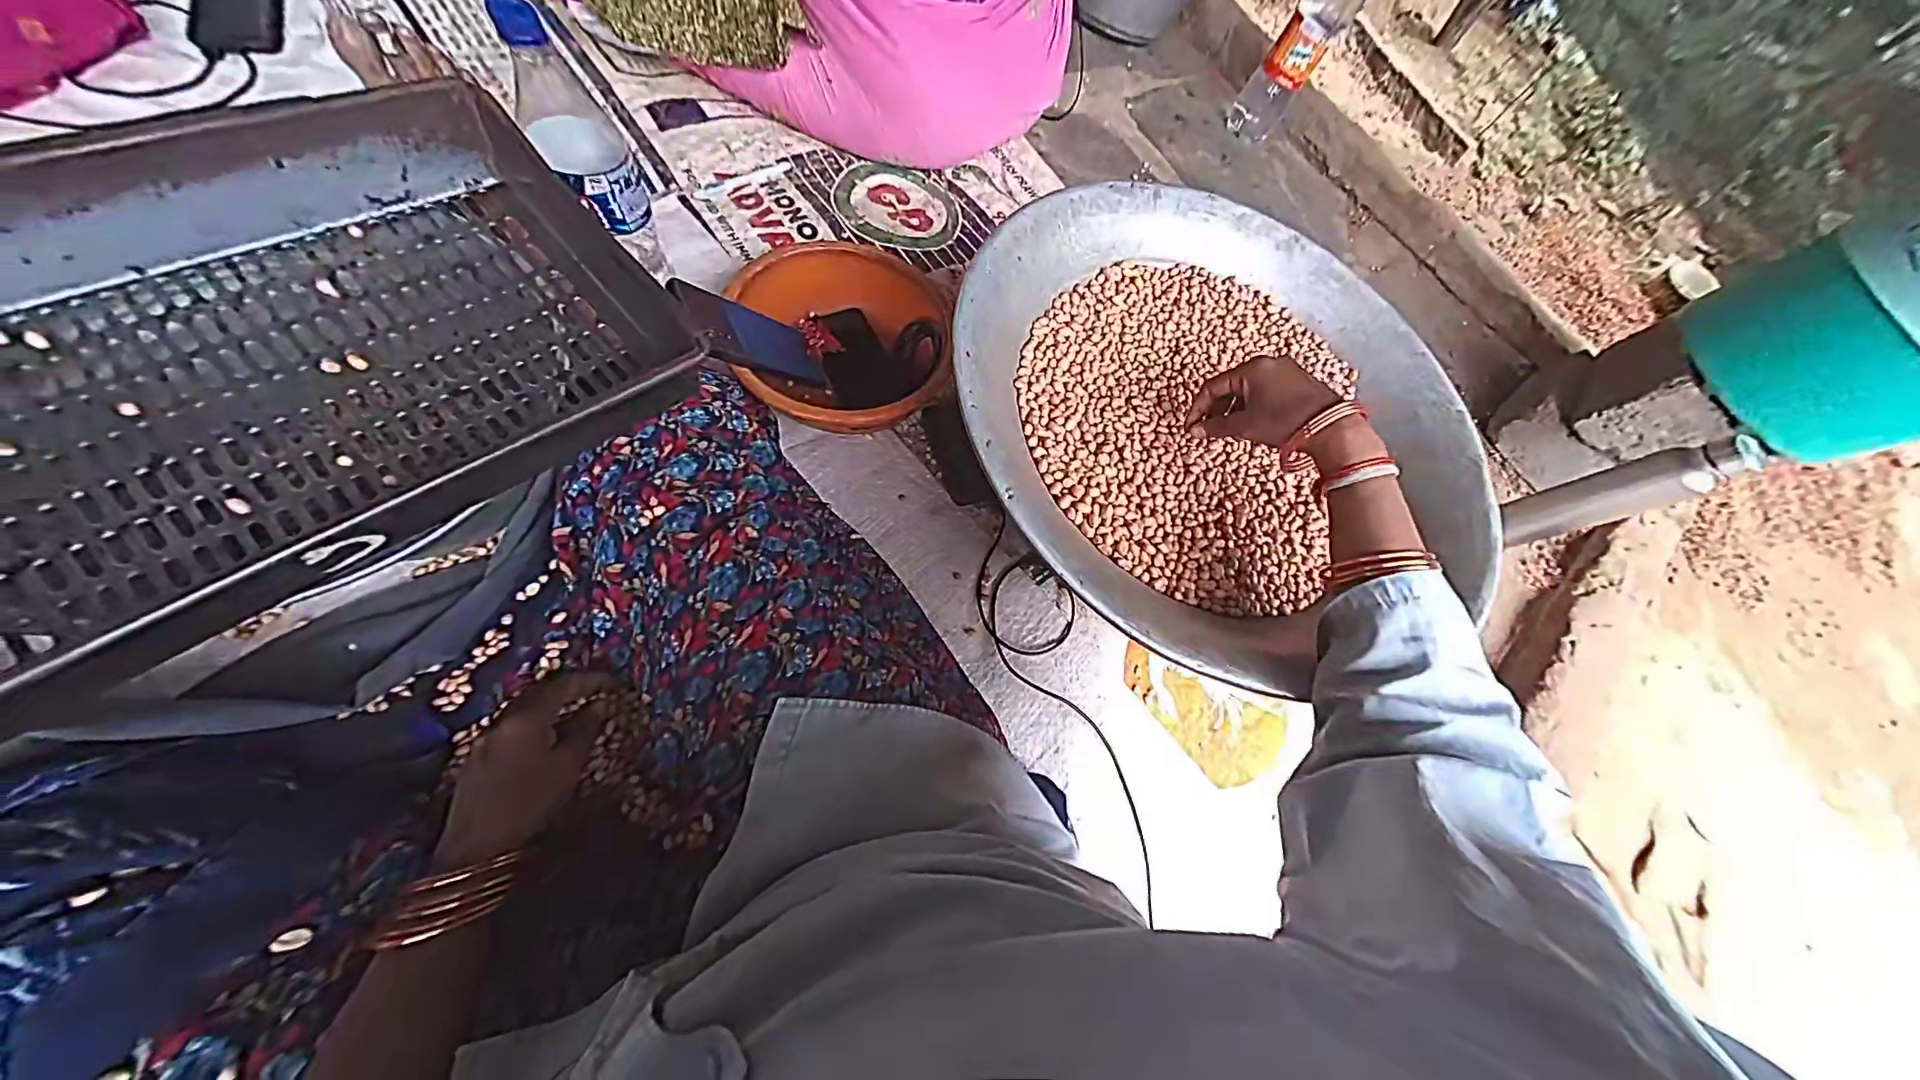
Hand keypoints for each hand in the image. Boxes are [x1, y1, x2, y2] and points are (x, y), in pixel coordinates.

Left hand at [433, 672, 616, 867]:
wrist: (477, 849)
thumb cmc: (531, 804)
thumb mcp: (568, 766)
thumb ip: (584, 731)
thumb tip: (598, 706)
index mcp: (526, 719)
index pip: (562, 685)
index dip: (590, 680)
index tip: (612, 683)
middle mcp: (502, 721)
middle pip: (538, 692)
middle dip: (568, 688)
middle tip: (595, 692)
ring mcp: (486, 738)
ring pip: (523, 708)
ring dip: (550, 705)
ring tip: (575, 712)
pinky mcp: (478, 756)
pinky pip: (512, 726)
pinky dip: (535, 722)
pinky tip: (547, 736)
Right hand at [1184, 355, 1380, 467]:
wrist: (1330, 427)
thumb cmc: (1285, 422)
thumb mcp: (1244, 426)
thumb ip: (1215, 426)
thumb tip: (1195, 431)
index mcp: (1251, 368)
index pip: (1212, 387)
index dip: (1198, 409)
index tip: (1190, 427)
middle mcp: (1267, 363)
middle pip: (1229, 386)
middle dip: (1215, 409)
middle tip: (1207, 429)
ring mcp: (1284, 370)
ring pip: (1247, 388)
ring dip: (1233, 409)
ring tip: (1227, 429)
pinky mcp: (1296, 381)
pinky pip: (1263, 390)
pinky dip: (1251, 405)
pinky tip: (1249, 422)